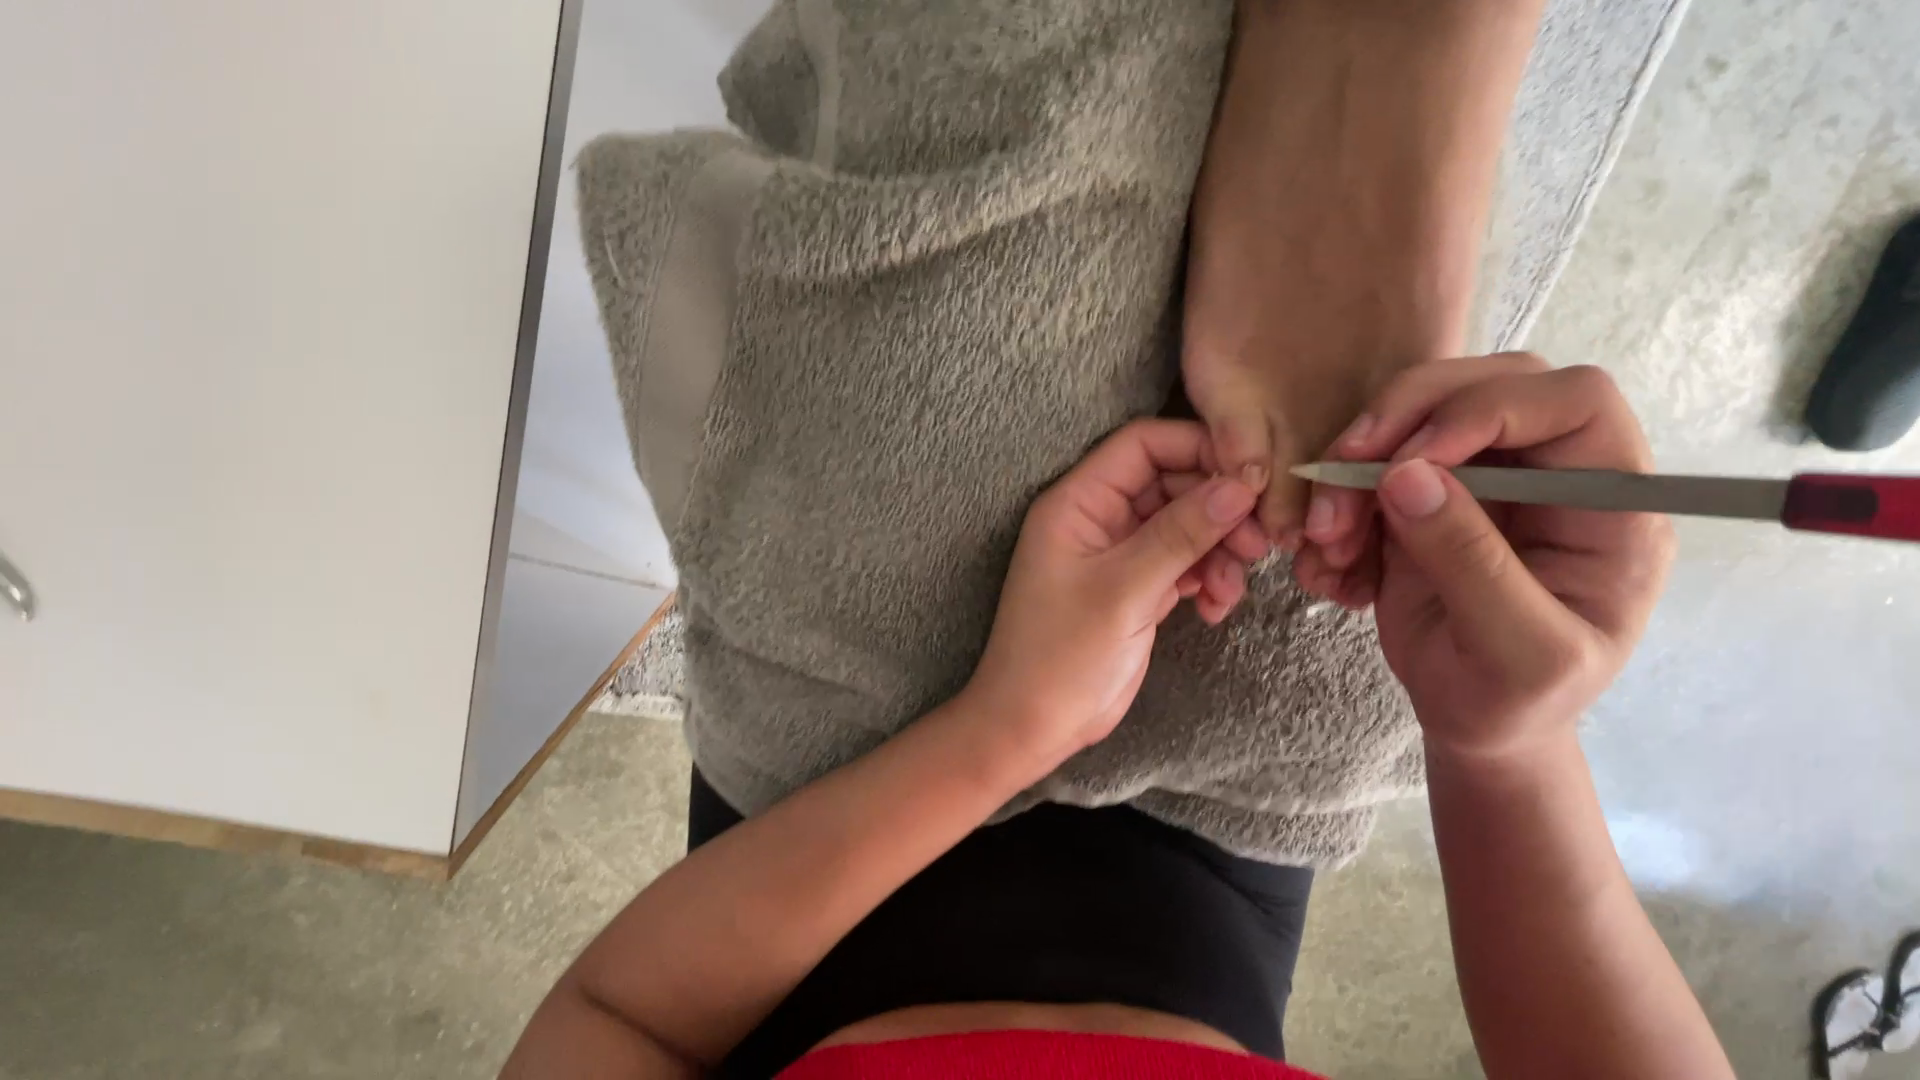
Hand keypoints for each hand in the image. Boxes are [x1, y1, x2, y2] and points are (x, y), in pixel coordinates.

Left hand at [965, 419, 1267, 762]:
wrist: (1036, 725)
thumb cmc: (1061, 655)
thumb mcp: (1124, 590)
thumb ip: (1181, 534)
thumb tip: (1239, 485)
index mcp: (1078, 502)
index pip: (1143, 445)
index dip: (1198, 449)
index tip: (1251, 476)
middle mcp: (1100, 518)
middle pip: (1173, 483)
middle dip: (1218, 507)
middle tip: (1257, 543)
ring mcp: (1120, 553)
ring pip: (1186, 525)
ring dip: (1219, 549)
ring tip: (1233, 587)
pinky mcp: (1138, 586)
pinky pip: (1185, 563)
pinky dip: (1208, 578)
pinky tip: (1217, 609)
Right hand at [1295, 355, 1675, 757]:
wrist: (1476, 722)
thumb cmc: (1519, 700)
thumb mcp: (1518, 651)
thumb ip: (1472, 562)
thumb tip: (1406, 476)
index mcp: (1608, 504)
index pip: (1569, 402)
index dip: (1487, 409)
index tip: (1411, 461)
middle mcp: (1547, 473)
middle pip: (1481, 385)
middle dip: (1400, 419)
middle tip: (1341, 466)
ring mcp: (1482, 480)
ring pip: (1412, 422)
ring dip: (1352, 470)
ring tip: (1325, 540)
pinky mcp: (1424, 497)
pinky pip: (1370, 468)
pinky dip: (1336, 503)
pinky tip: (1328, 561)